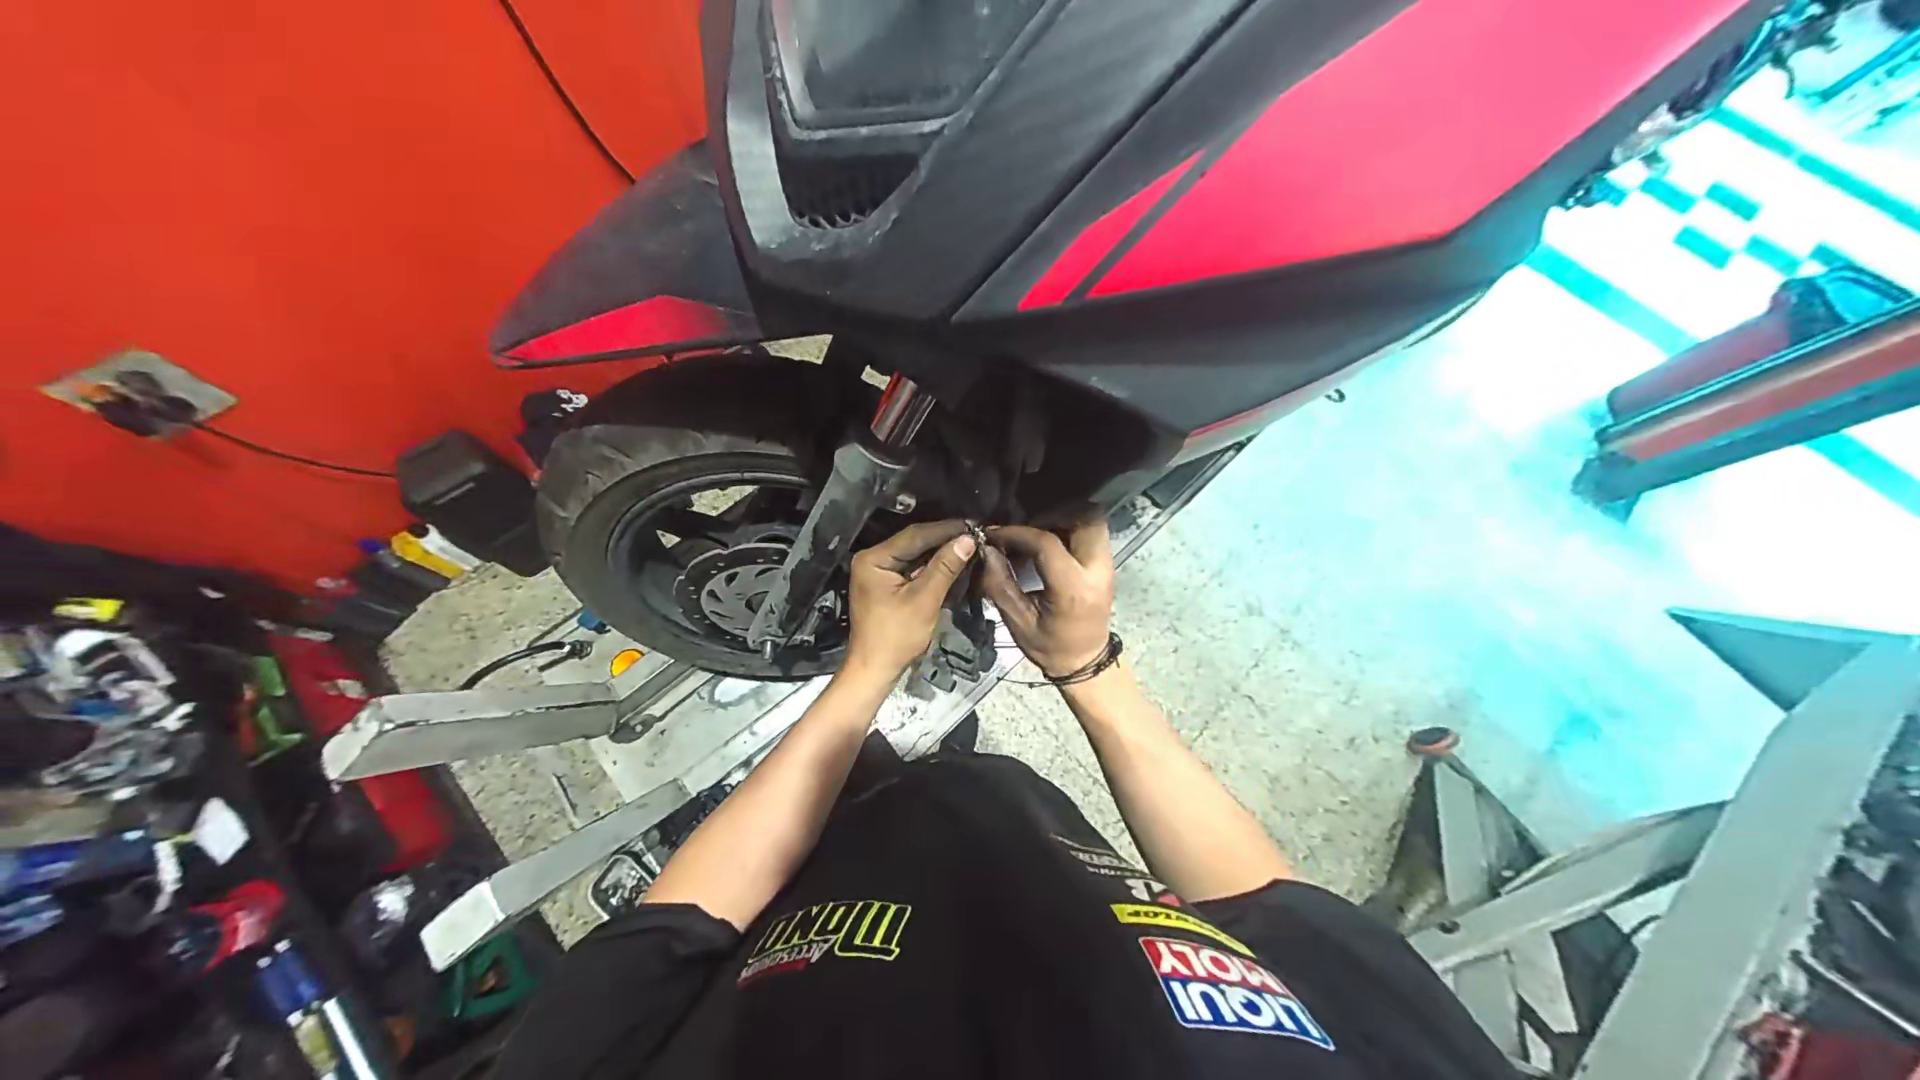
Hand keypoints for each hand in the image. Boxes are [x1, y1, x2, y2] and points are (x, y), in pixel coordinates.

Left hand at [843, 520, 978, 682]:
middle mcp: (873, 560)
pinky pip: (913, 570)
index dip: (945, 530)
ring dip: (941, 554)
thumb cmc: (896, 637)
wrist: (875, 670)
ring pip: (916, 556)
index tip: (972, 526)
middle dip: (944, 541)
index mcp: (874, 559)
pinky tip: (954, 564)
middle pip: (914, 543)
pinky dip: (932, 569)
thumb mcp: (924, 600)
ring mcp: (879, 573)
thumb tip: (967, 540)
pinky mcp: (887, 586)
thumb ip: (945, 568)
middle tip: (974, 535)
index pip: (914, 536)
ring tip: (969, 547)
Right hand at [978, 521, 1114, 678]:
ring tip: (1036, 529)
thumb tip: (987, 550)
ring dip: (1064, 517)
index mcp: (1073, 588)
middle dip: (1053, 513)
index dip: (1016, 533)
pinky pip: (1092, 531)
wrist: (1087, 663)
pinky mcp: (1106, 564)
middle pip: (1086, 517)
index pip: (1046, 543)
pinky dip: (1070, 527)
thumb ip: (1000, 584)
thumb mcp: (1018, 622)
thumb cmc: (1051, 647)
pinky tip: (1047, 539)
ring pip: (1093, 520)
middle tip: (1025, 522)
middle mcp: (1097, 570)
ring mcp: (1107, 565)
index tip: (994, 534)